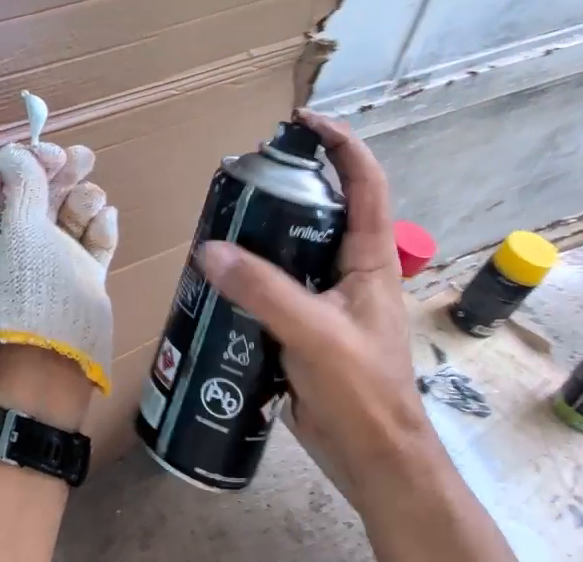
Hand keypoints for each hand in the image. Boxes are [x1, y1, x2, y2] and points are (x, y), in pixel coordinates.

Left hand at [0, 141, 118, 393]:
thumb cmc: (30, 282)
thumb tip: (13, 149)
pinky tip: (105, 223)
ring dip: (85, 201)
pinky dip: (102, 228)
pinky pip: (96, 242)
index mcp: (4, 225)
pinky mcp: (85, 275)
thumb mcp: (19, 226)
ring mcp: (58, 258)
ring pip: (75, 214)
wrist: (53, 351)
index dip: (34, 161)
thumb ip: (22, 184)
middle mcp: (29, 239)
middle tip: (85, 157)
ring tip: (93, 204)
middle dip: (66, 173)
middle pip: (49, 193)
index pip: (17, 181)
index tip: (54, 152)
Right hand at [197, 111, 512, 560]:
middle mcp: (349, 269)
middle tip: (240, 173)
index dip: (340, 143)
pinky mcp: (303, 324)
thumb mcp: (317, 335)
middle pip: (321, 208)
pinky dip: (246, 271)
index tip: (301, 121)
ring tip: (218, 217)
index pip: (365, 183)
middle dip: (285, 183)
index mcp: (369, 260)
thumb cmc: (364, 394)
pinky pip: (272, 284)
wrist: (372, 461)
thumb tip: (210, 249)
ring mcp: (326, 297)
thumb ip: (265, 291)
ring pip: (291, 246)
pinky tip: (216, 275)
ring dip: (259, 228)